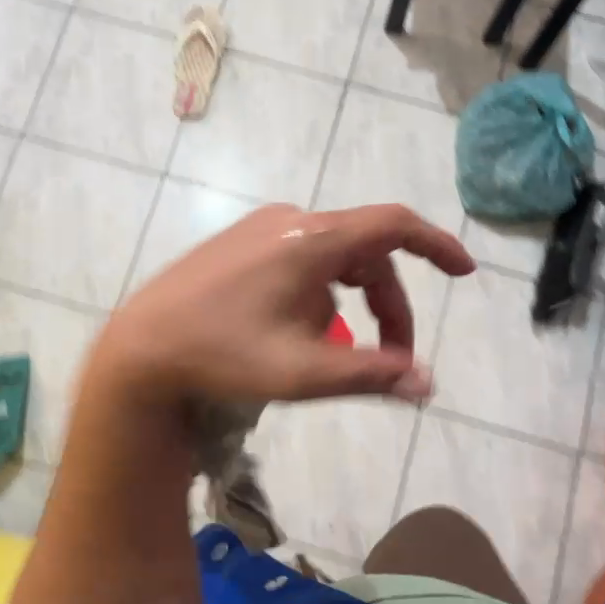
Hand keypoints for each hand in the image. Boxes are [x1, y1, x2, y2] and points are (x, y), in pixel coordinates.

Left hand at [95, 203, 475, 405]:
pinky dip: (320, 293)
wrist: (140, 348)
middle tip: (395, 361)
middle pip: (365, 251)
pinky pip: (301, 259)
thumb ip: (370, 375)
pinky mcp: (240, 243)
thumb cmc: (221, 356)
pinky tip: (298, 332)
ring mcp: (260, 228)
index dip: (436, 245)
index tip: (464, 273)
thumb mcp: (301, 373)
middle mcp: (289, 220)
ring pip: (333, 258)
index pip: (394, 225)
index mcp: (311, 239)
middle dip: (389, 304)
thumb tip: (426, 382)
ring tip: (336, 354)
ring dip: (353, 302)